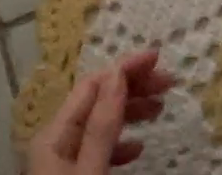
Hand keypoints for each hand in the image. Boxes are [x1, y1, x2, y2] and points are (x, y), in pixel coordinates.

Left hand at [26, 50, 173, 174]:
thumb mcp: (89, 170)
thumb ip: (101, 126)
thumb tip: (116, 73)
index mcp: (53, 134)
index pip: (92, 85)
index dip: (125, 67)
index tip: (157, 57)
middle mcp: (55, 141)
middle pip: (97, 100)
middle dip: (133, 87)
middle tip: (168, 82)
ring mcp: (62, 161)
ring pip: (100, 123)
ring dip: (130, 111)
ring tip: (159, 108)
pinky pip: (98, 149)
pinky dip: (119, 142)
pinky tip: (138, 146)